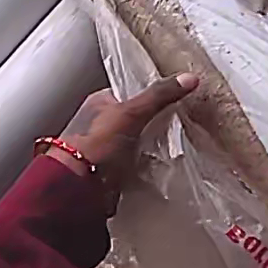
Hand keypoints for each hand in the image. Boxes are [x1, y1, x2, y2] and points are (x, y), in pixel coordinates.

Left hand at [47, 74, 199, 192]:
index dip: (153, 93)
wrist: (79, 189)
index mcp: (99, 103)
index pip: (131, 91)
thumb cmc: (96, 145)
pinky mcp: (115, 173)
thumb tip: (189, 78)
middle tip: (182, 122)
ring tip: (180, 144)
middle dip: (158, 122)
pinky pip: (140, 165)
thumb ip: (158, 96)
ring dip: (156, 146)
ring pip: (140, 143)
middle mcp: (102, 125)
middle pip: (138, 119)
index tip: (177, 96)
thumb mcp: (130, 113)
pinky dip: (152, 166)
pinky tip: (167, 165)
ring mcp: (108, 150)